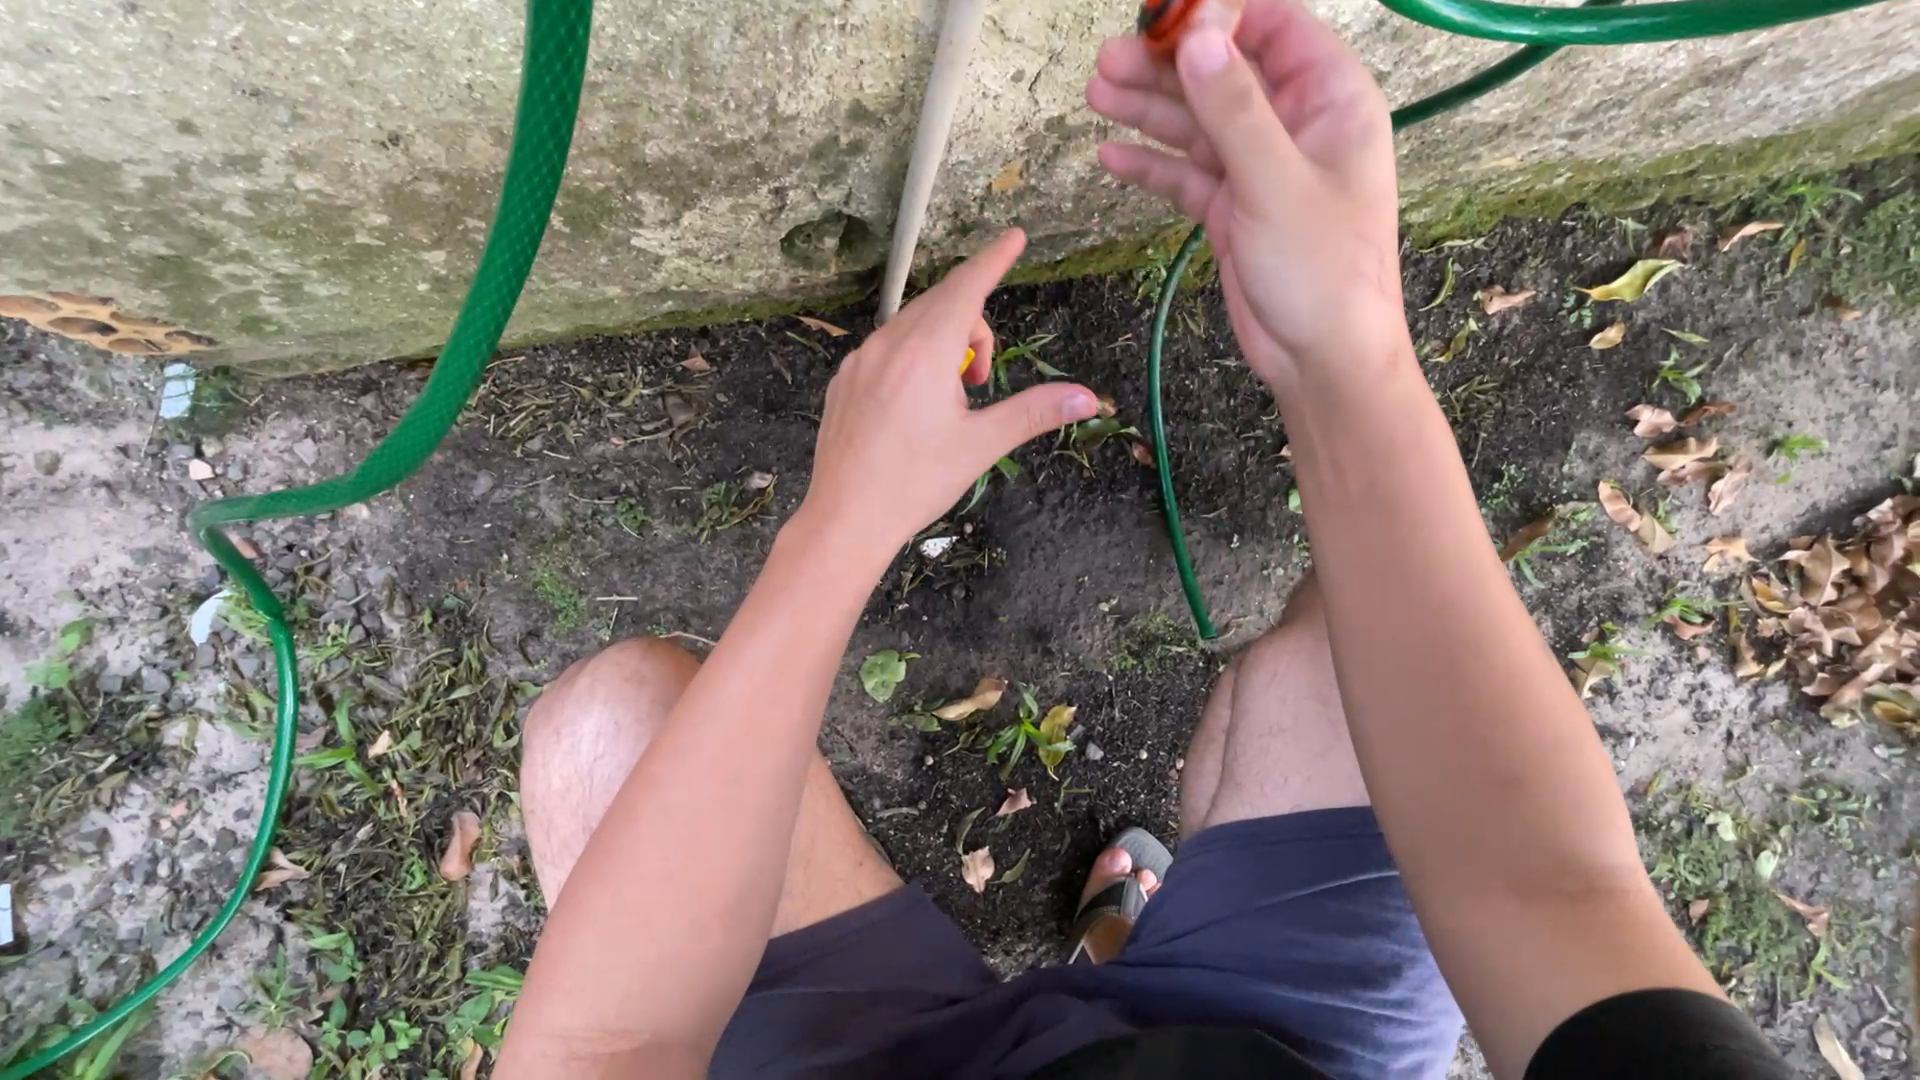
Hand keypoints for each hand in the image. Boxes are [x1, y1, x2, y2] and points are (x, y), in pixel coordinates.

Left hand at [798, 229, 1100, 562]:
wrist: (845, 519)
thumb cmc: (914, 484)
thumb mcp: (981, 447)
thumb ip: (1034, 413)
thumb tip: (1087, 398)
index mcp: (924, 353)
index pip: (967, 288)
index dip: (994, 260)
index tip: (1014, 237)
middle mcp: (887, 345)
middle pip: (942, 306)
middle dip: (973, 329)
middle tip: (981, 381)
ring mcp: (859, 362)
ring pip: (911, 328)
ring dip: (942, 346)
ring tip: (950, 400)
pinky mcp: (843, 381)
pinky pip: (885, 349)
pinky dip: (911, 359)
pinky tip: (913, 407)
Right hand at [1087, 0, 1407, 389]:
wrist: (1320, 355)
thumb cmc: (1322, 269)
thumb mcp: (1277, 183)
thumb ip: (1235, 111)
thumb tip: (1199, 40)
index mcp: (1329, 99)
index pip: (1271, 27)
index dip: (1217, 15)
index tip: (1161, 19)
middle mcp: (1293, 126)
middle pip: (1222, 75)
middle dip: (1167, 65)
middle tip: (1107, 60)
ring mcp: (1258, 169)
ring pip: (1196, 124)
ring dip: (1148, 110)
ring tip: (1096, 94)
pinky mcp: (1231, 209)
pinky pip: (1185, 175)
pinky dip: (1151, 166)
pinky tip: (1111, 155)